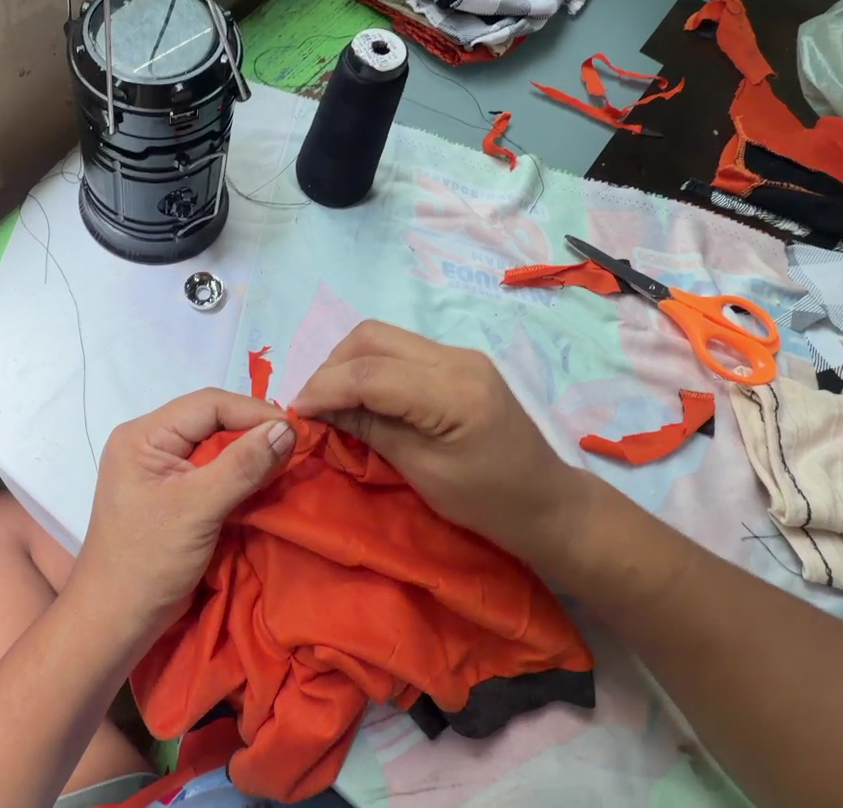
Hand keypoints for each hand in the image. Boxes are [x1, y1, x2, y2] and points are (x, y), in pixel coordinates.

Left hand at [70, 389, 293, 638]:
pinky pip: (210, 469)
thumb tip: (288, 428)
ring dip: (249, 453)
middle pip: (211, 420)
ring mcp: (158, 468)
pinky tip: (264, 481)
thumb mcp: (198, 509)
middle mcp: (149, 442)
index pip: (208, 404)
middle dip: (253, 431)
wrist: (114, 621)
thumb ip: (243, 465)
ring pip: (214, 444)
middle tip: (297, 446)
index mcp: (143, 434)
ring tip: (287, 461)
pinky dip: (238, 473)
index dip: (254, 412)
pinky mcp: (171, 492)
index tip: (297, 430)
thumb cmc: (148, 561)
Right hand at [290, 321, 584, 561]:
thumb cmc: (487, 502)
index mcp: (453, 391)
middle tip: (313, 405)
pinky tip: (360, 396)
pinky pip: (399, 350)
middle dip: (332, 367)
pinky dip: (369, 367)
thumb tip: (318, 410)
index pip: (370, 372)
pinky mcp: (457, 362)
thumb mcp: (421, 472)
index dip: (324, 388)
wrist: (547, 503)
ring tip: (332, 401)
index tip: (295, 412)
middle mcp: (456, 358)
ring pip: (382, 338)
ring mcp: (459, 355)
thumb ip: (369, 430)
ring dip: (348, 364)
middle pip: (372, 338)